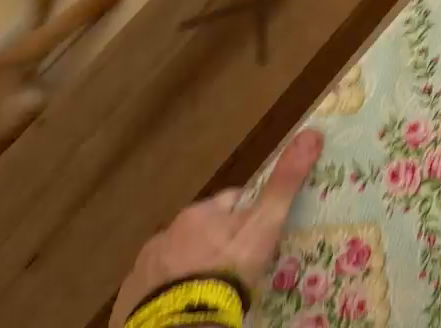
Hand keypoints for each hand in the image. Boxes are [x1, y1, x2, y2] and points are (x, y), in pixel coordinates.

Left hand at [108, 129, 324, 327]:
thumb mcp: (266, 223)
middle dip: (217, 241)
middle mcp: (166, 233)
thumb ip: (286, 181)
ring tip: (211, 286)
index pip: (231, 203)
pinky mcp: (127, 299)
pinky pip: (155, 287)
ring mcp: (143, 267)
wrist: (182, 322)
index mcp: (200, 212)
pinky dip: (170, 291)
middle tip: (237, 264)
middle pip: (201, 230)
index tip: (259, 235)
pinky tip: (186, 302)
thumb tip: (313, 131)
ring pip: (177, 258)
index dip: (249, 217)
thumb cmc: (228, 266)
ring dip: (192, 266)